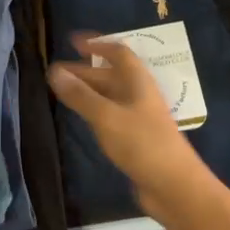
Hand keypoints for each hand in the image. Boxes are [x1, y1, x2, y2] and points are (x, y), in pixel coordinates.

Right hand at [48, 33, 211, 215]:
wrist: (174, 186)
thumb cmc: (143, 144)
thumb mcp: (107, 117)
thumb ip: (81, 95)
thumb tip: (55, 71)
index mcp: (138, 82)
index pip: (118, 53)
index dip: (98, 45)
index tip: (73, 42)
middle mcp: (140, 95)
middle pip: (111, 75)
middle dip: (85, 71)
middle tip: (56, 73)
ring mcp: (139, 118)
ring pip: (110, 97)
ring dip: (89, 91)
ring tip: (62, 92)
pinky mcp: (137, 139)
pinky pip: (112, 116)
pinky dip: (95, 111)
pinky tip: (82, 118)